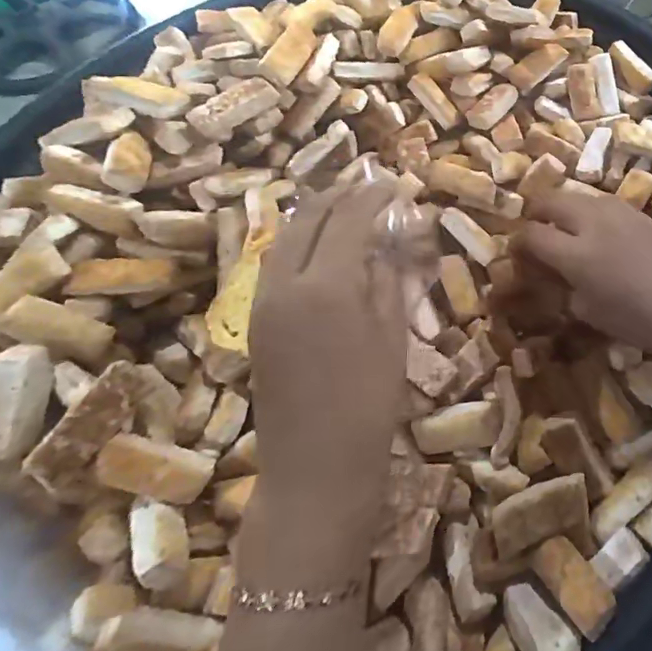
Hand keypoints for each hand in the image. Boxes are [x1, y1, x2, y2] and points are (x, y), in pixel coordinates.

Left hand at [250, 181, 426, 511]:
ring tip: (344, 206)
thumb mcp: (392, 336)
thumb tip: (385, 244)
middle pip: (309, 217)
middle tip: (369, 186)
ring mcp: (263, 301)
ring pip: (285, 237)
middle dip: (340, 195)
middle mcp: (286, 282)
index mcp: (327, 285)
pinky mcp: (256, 320)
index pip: (349, 218)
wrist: (314, 466)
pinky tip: (319, 245)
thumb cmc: (368, 404)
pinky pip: (275, 262)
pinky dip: (299, 240)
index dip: (372, 196)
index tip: (395, 184)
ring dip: (315, 214)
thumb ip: (387, 280)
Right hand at [508, 190, 651, 356]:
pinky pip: (596, 201)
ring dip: (560, 209)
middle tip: (534, 234)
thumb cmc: (637, 318)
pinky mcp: (632, 209)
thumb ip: (561, 285)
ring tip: (561, 230)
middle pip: (548, 201)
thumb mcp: (587, 310)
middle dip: (534, 215)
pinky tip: (591, 232)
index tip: (515, 255)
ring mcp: (614, 210)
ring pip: (573, 195)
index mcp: (575, 252)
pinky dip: (584, 211)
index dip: (516, 244)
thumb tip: (547, 272)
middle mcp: (590, 221)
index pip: (531, 234)